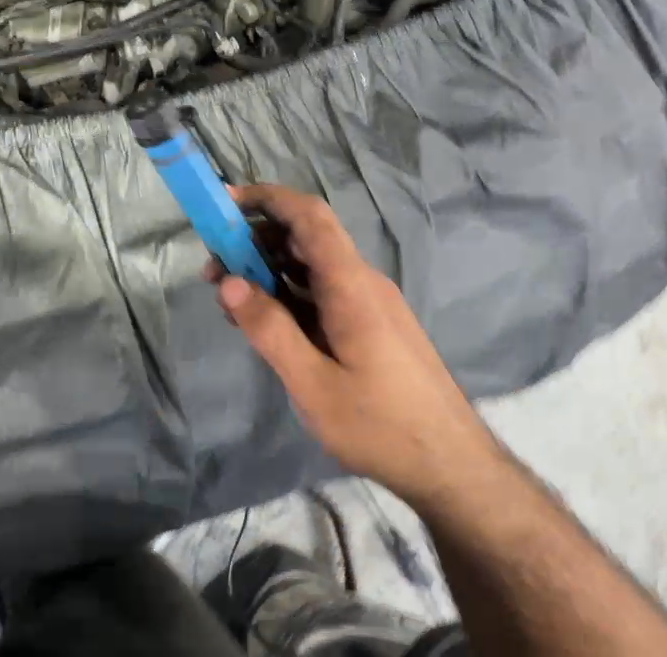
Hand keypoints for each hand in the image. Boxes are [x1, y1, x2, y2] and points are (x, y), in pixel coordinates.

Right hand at [207, 184, 505, 511]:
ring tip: (229, 299)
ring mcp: (370, 304)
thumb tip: (228, 282)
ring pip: (311, 265)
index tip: (222, 203)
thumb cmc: (381, 426)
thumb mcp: (313, 384)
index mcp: (351, 287)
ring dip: (266, 269)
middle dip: (253, 240)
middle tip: (211, 271)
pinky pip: (322, 290)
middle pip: (305, 237)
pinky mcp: (371, 324)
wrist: (454, 469)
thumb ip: (269, 330)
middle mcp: (363, 283)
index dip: (266, 198)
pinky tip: (265, 321)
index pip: (309, 217)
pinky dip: (287, 292)